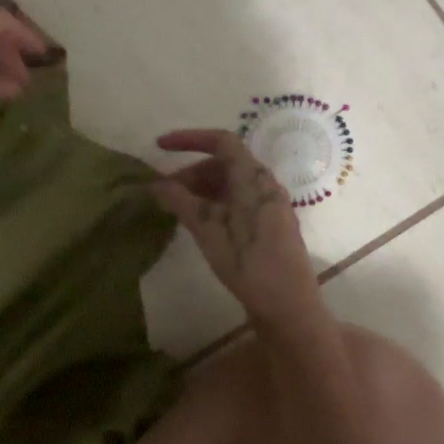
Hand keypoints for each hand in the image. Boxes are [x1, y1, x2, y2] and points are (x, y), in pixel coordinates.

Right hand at [152, 129, 315, 325]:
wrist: (288, 305)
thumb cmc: (247, 262)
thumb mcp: (207, 230)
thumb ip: (181, 202)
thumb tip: (156, 184)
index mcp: (254, 179)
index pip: (221, 142)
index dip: (189, 139)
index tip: (160, 147)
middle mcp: (266, 185)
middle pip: (224, 163)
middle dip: (191, 171)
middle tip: (165, 193)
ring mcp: (270, 206)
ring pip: (230, 184)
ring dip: (201, 189)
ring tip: (178, 211)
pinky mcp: (270, 226)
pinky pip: (238, 201)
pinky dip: (214, 204)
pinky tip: (200, 225)